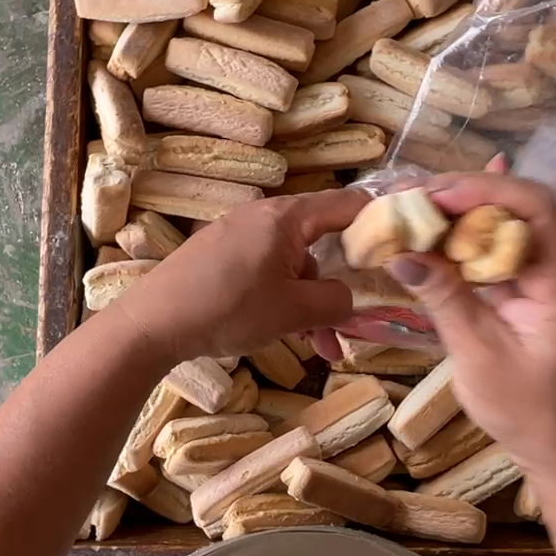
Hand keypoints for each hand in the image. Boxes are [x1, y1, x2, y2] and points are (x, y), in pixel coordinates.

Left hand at [111, 187, 368, 364]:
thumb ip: (336, 301)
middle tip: (363, 316)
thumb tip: (351, 297)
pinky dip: (286, 301)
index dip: (380, 223)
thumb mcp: (293, 311)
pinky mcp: (222, 258)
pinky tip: (292, 336)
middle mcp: (265, 217)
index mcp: (286, 217)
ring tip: (325, 349)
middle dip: (344, 284)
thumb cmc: (228, 308)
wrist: (151, 324)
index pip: (348, 205)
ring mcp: (240, 236)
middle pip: (322, 242)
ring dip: (314, 304)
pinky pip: (269, 273)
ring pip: (295, 266)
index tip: (404, 249)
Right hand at [384, 173, 555, 483]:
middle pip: (522, 206)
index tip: (435, 195)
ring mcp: (547, 274)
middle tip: (412, 196)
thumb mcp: (477, 354)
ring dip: (462, 209)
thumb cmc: (522, 407)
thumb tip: (399, 254)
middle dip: (467, 193)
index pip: (537, 211)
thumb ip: (444, 298)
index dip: (487, 190)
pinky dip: (469, 229)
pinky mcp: (529, 284)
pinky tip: (449, 206)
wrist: (555, 442)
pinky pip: (500, 244)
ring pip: (509, 220)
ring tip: (414, 205)